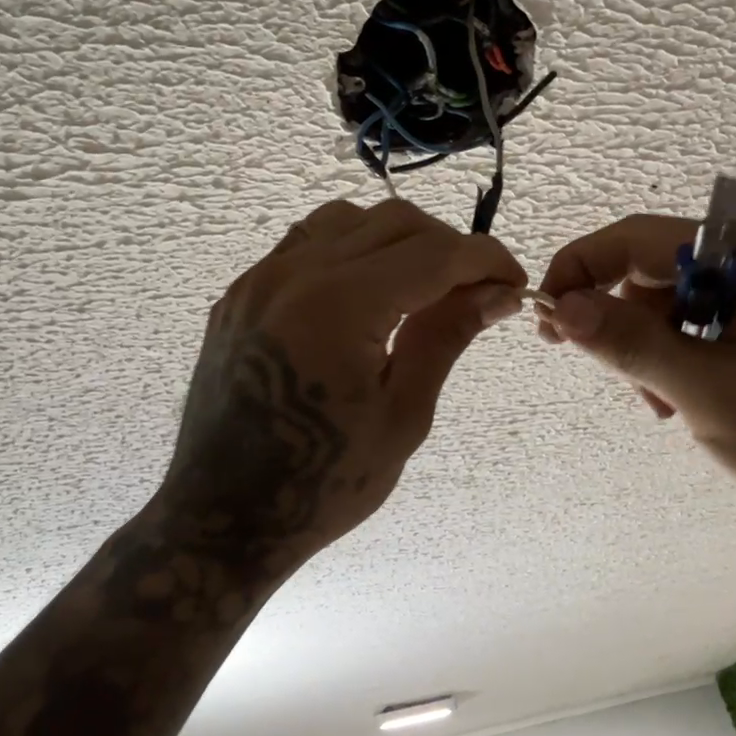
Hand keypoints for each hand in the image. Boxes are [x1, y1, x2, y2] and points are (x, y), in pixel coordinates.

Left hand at [159, 198, 525, 560]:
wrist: (222, 516)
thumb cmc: (323, 482)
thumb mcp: (403, 414)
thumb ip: (447, 336)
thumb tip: (498, 292)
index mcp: (340, 303)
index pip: (434, 252)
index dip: (486, 260)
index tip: (514, 283)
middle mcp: (295, 272)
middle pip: (394, 221)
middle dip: (447, 246)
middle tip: (475, 292)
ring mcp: (260, 278)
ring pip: (346, 219)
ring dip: (396, 239)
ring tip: (420, 288)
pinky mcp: (241, 294)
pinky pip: (304, 243)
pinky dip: (348, 250)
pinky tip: (364, 294)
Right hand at [538, 216, 735, 540]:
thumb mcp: (712, 394)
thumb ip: (630, 343)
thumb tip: (558, 305)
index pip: (638, 240)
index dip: (580, 271)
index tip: (542, 321)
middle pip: (657, 275)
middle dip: (624, 325)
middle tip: (618, 384)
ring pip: (680, 312)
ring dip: (656, 355)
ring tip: (667, 412)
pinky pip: (712, 337)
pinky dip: (688, 369)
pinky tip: (693, 410)